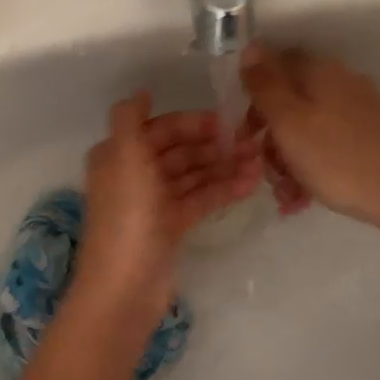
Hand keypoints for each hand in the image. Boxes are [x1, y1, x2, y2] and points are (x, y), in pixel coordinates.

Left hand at [76, 92, 261, 321]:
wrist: (126, 286)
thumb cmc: (127, 217)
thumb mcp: (124, 158)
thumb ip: (129, 120)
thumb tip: (142, 93)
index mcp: (119, 157)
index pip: (158, 130)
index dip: (190, 123)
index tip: (227, 122)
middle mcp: (134, 176)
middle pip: (178, 152)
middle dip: (214, 145)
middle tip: (254, 140)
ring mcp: (153, 205)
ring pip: (193, 176)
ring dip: (224, 166)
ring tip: (261, 160)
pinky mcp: (171, 229)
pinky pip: (200, 200)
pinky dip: (222, 190)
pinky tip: (251, 183)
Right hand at [241, 44, 379, 235]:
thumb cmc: (339, 158)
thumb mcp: (290, 123)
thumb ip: (265, 85)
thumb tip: (249, 47)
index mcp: (318, 72)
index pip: (274, 65)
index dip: (252, 96)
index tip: (244, 132)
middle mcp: (339, 84)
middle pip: (288, 103)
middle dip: (268, 138)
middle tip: (263, 169)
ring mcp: (357, 112)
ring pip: (305, 131)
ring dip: (286, 162)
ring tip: (287, 196)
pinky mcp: (369, 139)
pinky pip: (326, 149)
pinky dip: (310, 171)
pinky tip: (303, 199)